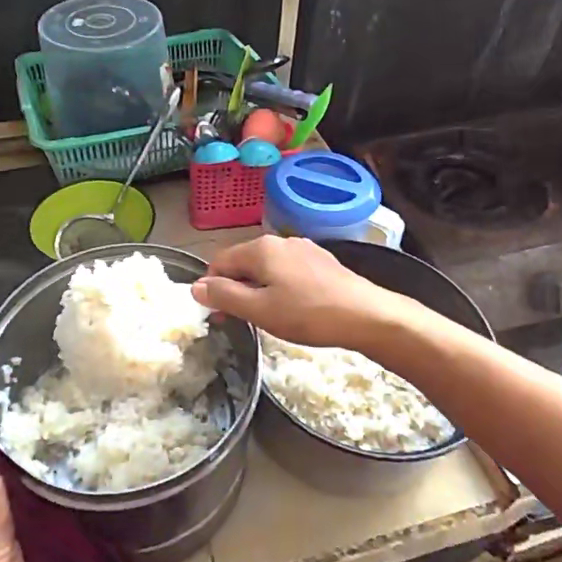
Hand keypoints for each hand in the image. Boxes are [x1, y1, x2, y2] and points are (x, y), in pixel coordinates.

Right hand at [191, 236, 414, 350]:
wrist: (365, 314)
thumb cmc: (307, 314)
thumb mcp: (258, 310)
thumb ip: (224, 296)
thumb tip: (195, 286)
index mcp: (260, 248)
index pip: (219, 262)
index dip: (211, 288)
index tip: (217, 315)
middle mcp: (279, 241)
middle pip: (243, 263)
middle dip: (234, 289)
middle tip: (239, 320)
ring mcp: (303, 248)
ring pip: (266, 267)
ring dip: (257, 289)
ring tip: (266, 317)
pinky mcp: (320, 261)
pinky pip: (287, 271)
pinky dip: (279, 287)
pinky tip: (292, 308)